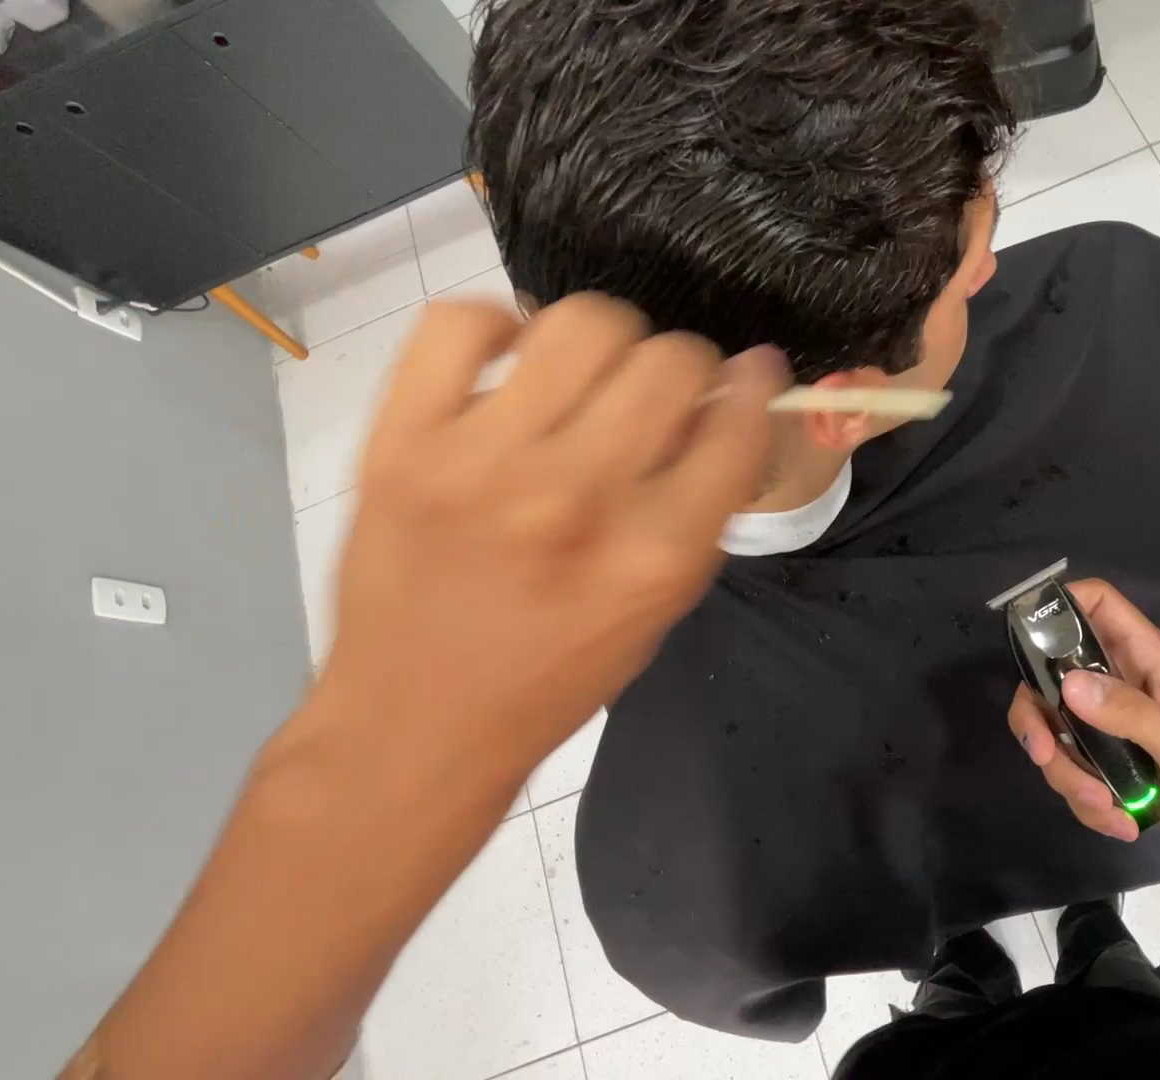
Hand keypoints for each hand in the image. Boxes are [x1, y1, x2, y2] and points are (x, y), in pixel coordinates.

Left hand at [312, 295, 787, 777]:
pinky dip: (500, 327)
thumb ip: (701, 506)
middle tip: (666, 391)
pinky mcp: (400, 441)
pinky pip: (459, 322)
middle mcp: (577, 499)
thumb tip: (718, 406)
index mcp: (656, 555)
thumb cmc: (561, 671)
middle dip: (689, 366)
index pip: (737, 425)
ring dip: (611, 342)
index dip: (758, 385)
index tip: (755, 373)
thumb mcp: (663, 605)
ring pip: (581, 325)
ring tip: (593, 377)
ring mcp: (480, 463)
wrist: (420, 718)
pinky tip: (515, 368)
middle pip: (670, 363)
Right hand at [1006, 579, 1159, 864]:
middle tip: (1043, 754)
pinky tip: (1120, 823)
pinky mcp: (1109, 763)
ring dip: (1067, 775)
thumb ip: (1129, 713)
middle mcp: (1123, 683)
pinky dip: (1086, 801)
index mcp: (1149, 659)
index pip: (1099, 604)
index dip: (1060, 605)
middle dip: (1039, 719)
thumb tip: (1067, 684)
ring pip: (1055, 731)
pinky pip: (1072, 770)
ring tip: (1106, 809)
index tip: (1026, 641)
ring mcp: (1112, 724)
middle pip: (1052, 675)